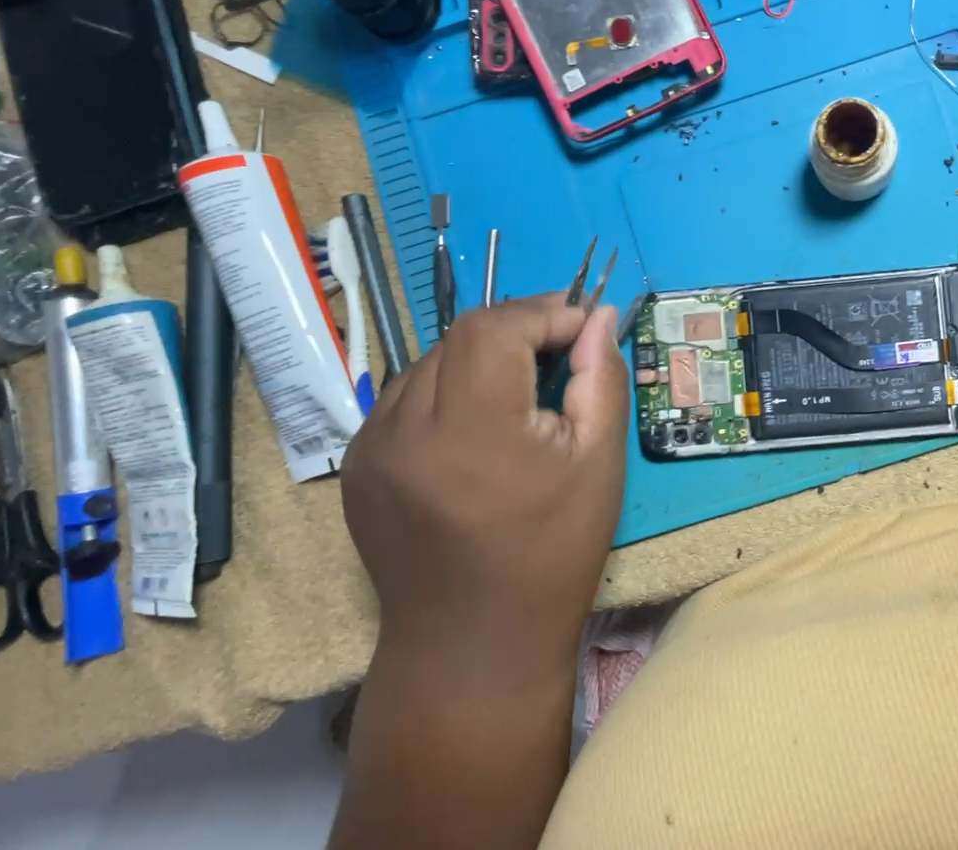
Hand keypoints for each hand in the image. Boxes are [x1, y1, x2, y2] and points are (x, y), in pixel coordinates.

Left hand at [340, 295, 627, 676]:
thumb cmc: (553, 553)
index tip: (584, 330)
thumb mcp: (599, 462)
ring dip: (480, 359)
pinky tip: (476, 424)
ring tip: (521, 392)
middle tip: (563, 354)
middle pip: (460, 337)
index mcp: (470, 429)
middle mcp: (405, 428)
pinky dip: (447, 391)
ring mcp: (371, 448)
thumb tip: (598, 318)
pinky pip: (404, 399)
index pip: (494, 327)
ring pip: (429, 363)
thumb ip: (600, 379)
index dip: (544, 313)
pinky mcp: (357, 467)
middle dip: (518, 331)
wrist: (474, 643)